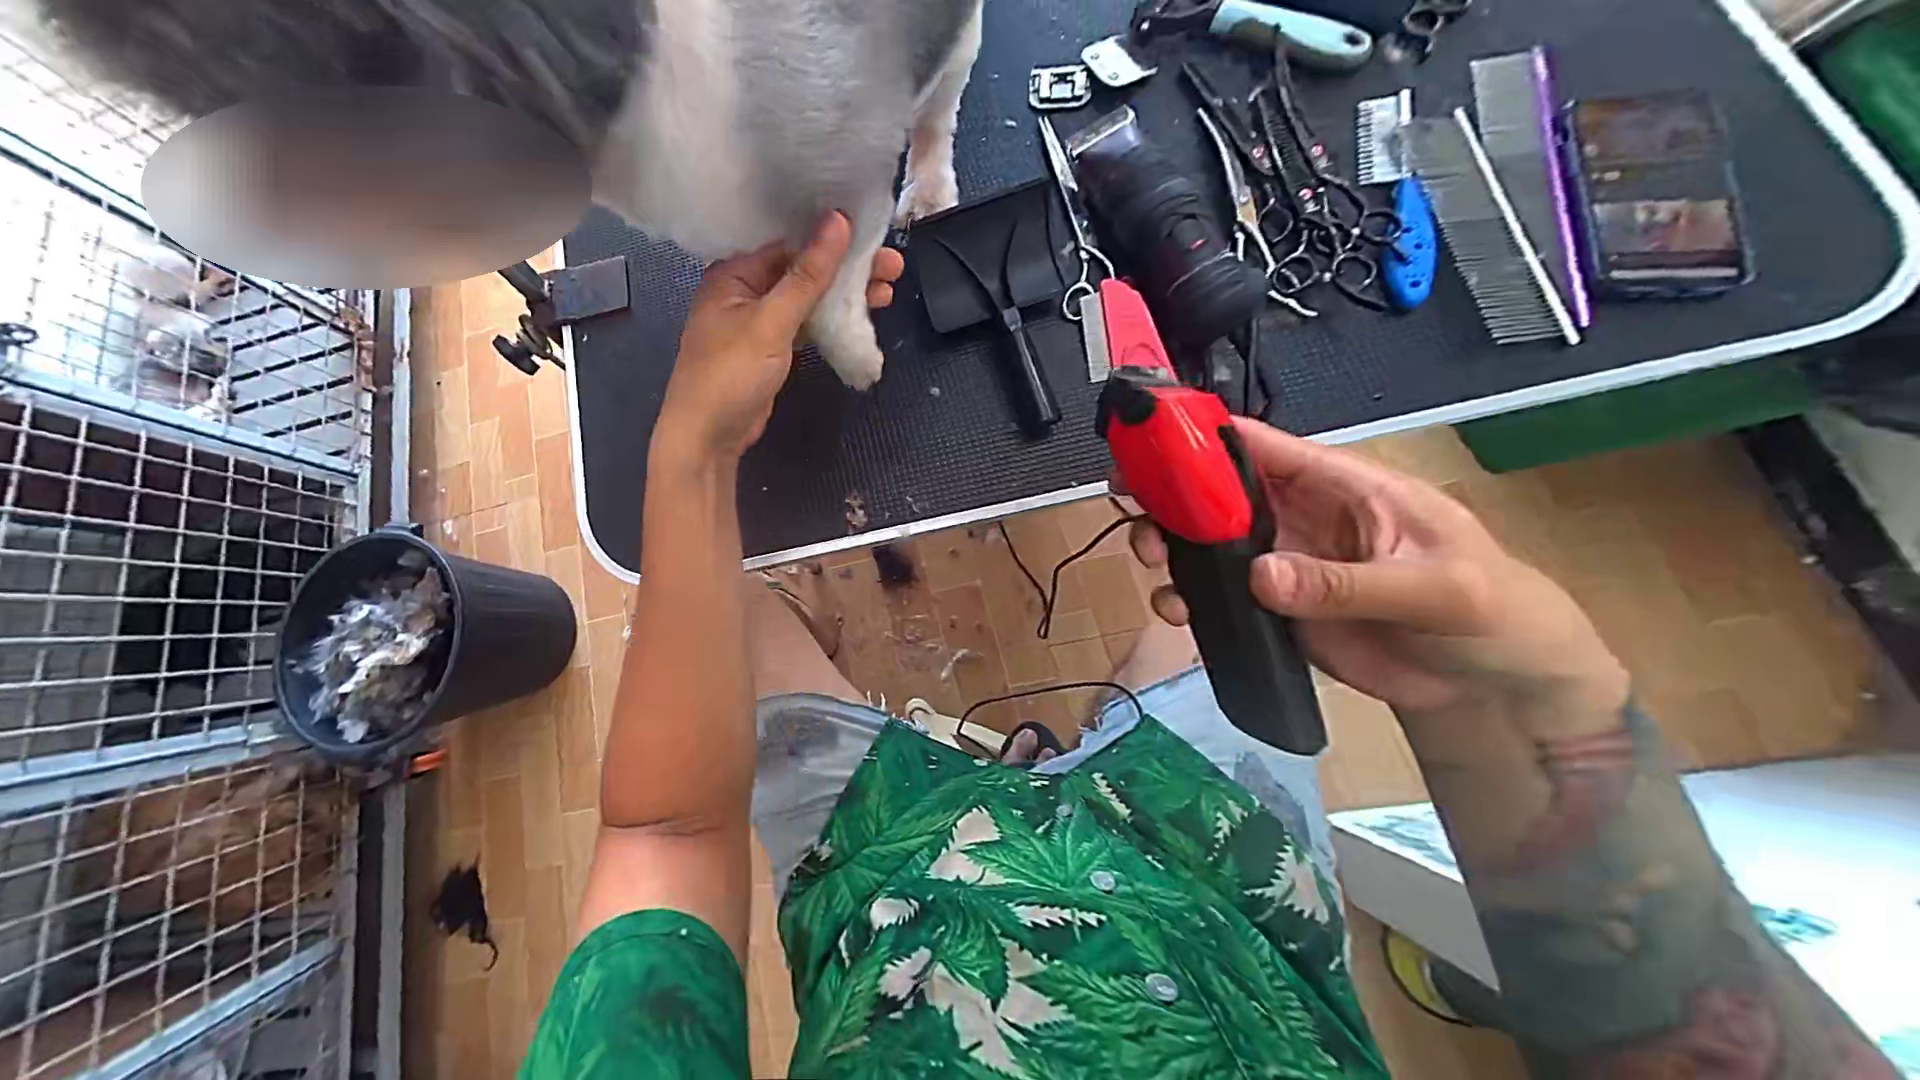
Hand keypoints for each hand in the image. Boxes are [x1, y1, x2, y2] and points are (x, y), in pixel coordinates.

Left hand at [654, 212, 904, 460]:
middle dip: (848, 269)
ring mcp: (761, 321)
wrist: (709, 436)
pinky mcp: (773, 349)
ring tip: (888, 291)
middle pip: (804, 271)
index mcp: (736, 272)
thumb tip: (838, 221)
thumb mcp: (772, 321)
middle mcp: (747, 290)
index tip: (873, 236)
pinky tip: (860, 317)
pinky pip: (807, 325)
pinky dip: (832, 321)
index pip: (790, 243)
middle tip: (893, 267)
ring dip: (845, 296)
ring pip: (810, 300)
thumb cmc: (730, 374)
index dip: (832, 239)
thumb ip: (808, 275)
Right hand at [1130, 418, 1627, 728]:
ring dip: (1167, 547)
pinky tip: (1178, 611)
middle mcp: (1293, 516)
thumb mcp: (1434, 588)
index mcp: (1335, 484)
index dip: (1197, 436)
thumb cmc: (1486, 608)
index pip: (1256, 444)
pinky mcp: (1269, 607)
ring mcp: (1277, 562)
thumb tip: (1260, 576)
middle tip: (1133, 514)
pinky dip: (1185, 598)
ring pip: (1202, 542)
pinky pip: (1214, 594)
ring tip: (1154, 566)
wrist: (1489, 679)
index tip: (1144, 445)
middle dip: (1166, 495)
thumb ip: (1348, 582)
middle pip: (1212, 490)